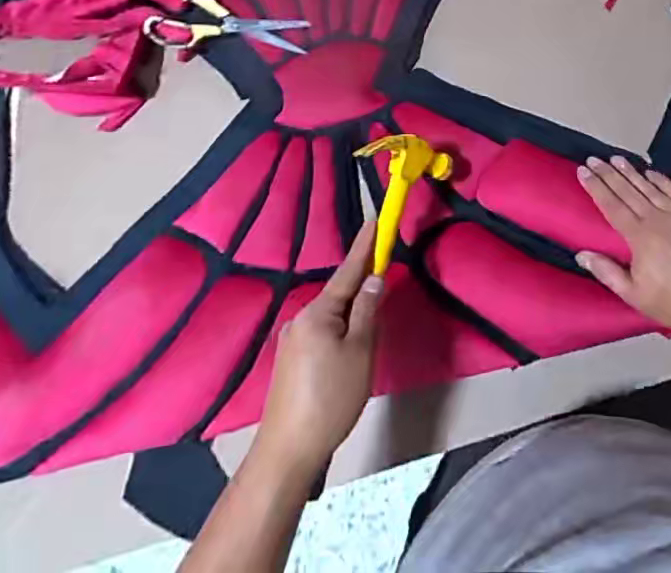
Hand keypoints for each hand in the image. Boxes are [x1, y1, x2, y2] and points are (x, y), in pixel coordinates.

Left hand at [252, 221, 384, 471]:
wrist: (288, 450)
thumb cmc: (331, 397)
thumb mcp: (360, 352)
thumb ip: (368, 311)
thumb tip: (373, 279)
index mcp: (317, 312)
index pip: (347, 272)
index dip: (363, 247)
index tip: (373, 220)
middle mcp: (300, 319)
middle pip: (339, 296)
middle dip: (361, 294)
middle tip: (382, 303)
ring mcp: (292, 341)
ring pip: (332, 319)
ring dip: (352, 321)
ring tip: (367, 347)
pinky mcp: (290, 362)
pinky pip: (322, 336)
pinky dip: (340, 336)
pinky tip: (348, 359)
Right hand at [575, 156, 670, 345]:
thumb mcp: (634, 295)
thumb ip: (606, 272)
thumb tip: (581, 254)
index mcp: (640, 237)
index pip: (612, 205)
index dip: (596, 187)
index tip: (583, 171)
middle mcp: (658, 220)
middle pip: (628, 191)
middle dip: (609, 174)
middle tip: (594, 159)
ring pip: (650, 187)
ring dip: (632, 172)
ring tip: (617, 159)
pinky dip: (662, 180)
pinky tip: (651, 172)